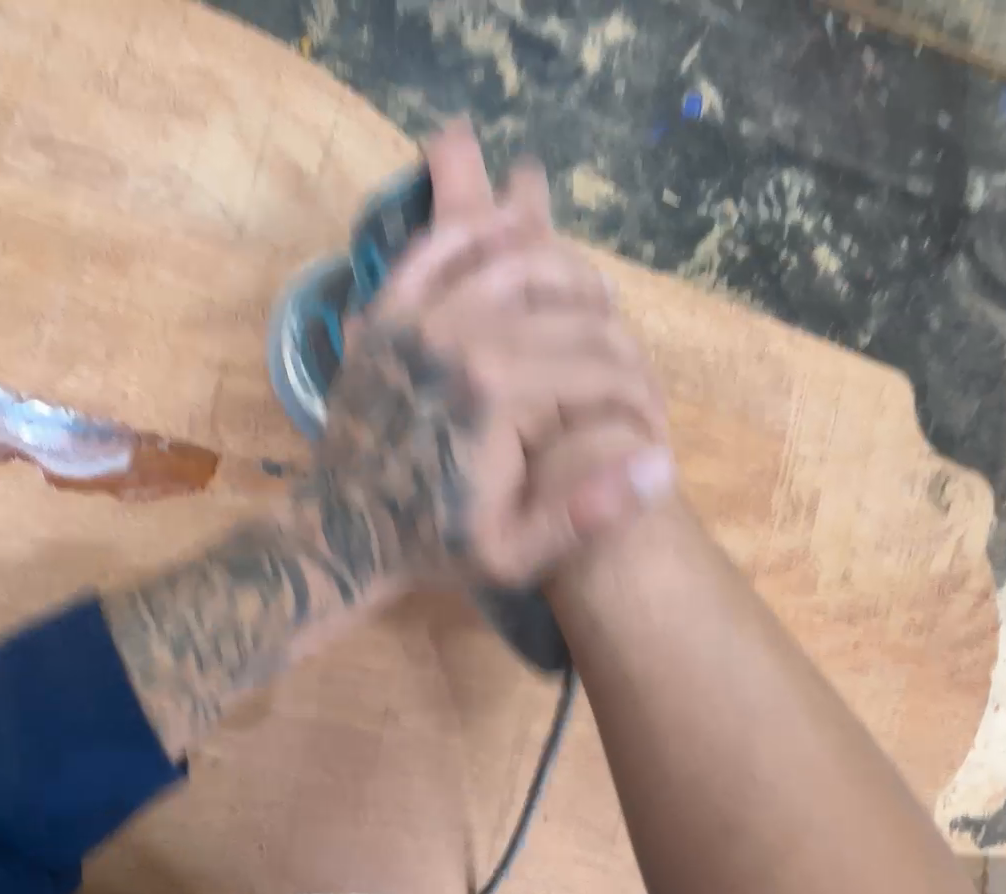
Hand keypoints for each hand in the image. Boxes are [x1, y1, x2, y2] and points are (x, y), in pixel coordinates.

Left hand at [305, 120, 673, 588]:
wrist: (342, 533)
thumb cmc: (430, 544)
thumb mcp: (513, 553)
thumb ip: (589, 513)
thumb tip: (663, 462)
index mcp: (499, 395)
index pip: (603, 368)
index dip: (640, 395)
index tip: (647, 421)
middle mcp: (463, 338)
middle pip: (574, 314)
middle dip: (618, 345)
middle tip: (625, 377)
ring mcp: (418, 319)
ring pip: (518, 262)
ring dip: (570, 277)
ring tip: (592, 308)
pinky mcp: (387, 316)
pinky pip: (437, 251)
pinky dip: (478, 232)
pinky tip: (513, 229)